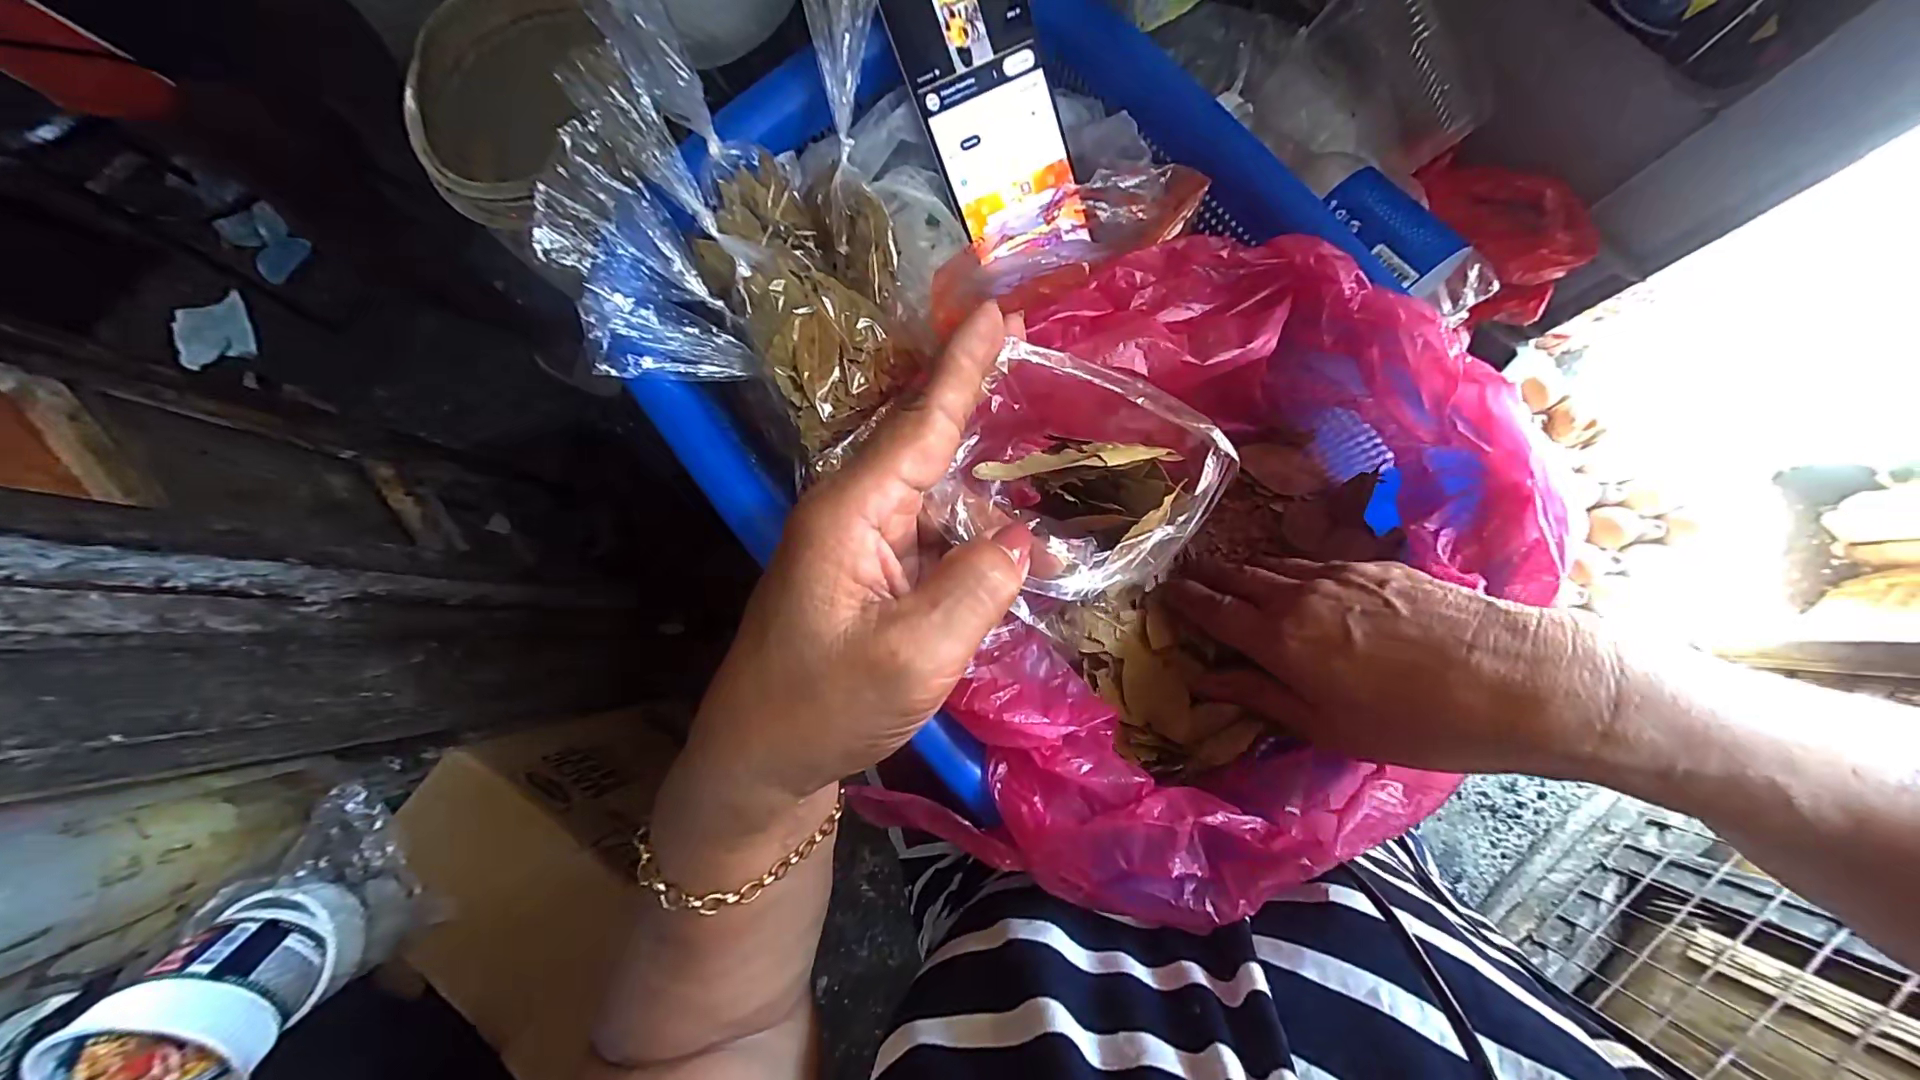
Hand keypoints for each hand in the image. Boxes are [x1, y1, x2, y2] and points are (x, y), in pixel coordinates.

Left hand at [682, 303, 1032, 807]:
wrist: (760, 761)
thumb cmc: (822, 708)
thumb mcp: (911, 657)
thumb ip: (974, 590)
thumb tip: (1021, 539)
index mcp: (851, 513)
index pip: (919, 424)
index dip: (963, 367)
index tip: (997, 310)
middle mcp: (853, 515)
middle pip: (927, 448)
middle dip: (979, 407)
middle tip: (1035, 364)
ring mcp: (860, 548)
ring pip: (935, 498)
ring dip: (984, 494)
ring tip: (1041, 495)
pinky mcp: (869, 579)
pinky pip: (930, 539)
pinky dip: (969, 537)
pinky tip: (1007, 546)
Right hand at [1161, 558, 1624, 775]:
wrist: (1522, 680)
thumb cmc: (1419, 723)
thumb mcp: (1328, 727)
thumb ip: (1259, 696)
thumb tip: (1203, 680)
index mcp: (1280, 639)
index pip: (1212, 609)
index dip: (1181, 600)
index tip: (1160, 593)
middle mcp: (1298, 595)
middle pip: (1236, 577)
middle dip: (1204, 577)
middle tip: (1183, 577)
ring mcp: (1338, 573)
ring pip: (1272, 565)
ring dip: (1243, 571)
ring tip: (1228, 576)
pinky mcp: (1375, 565)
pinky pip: (1311, 563)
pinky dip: (1285, 569)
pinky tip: (1290, 578)